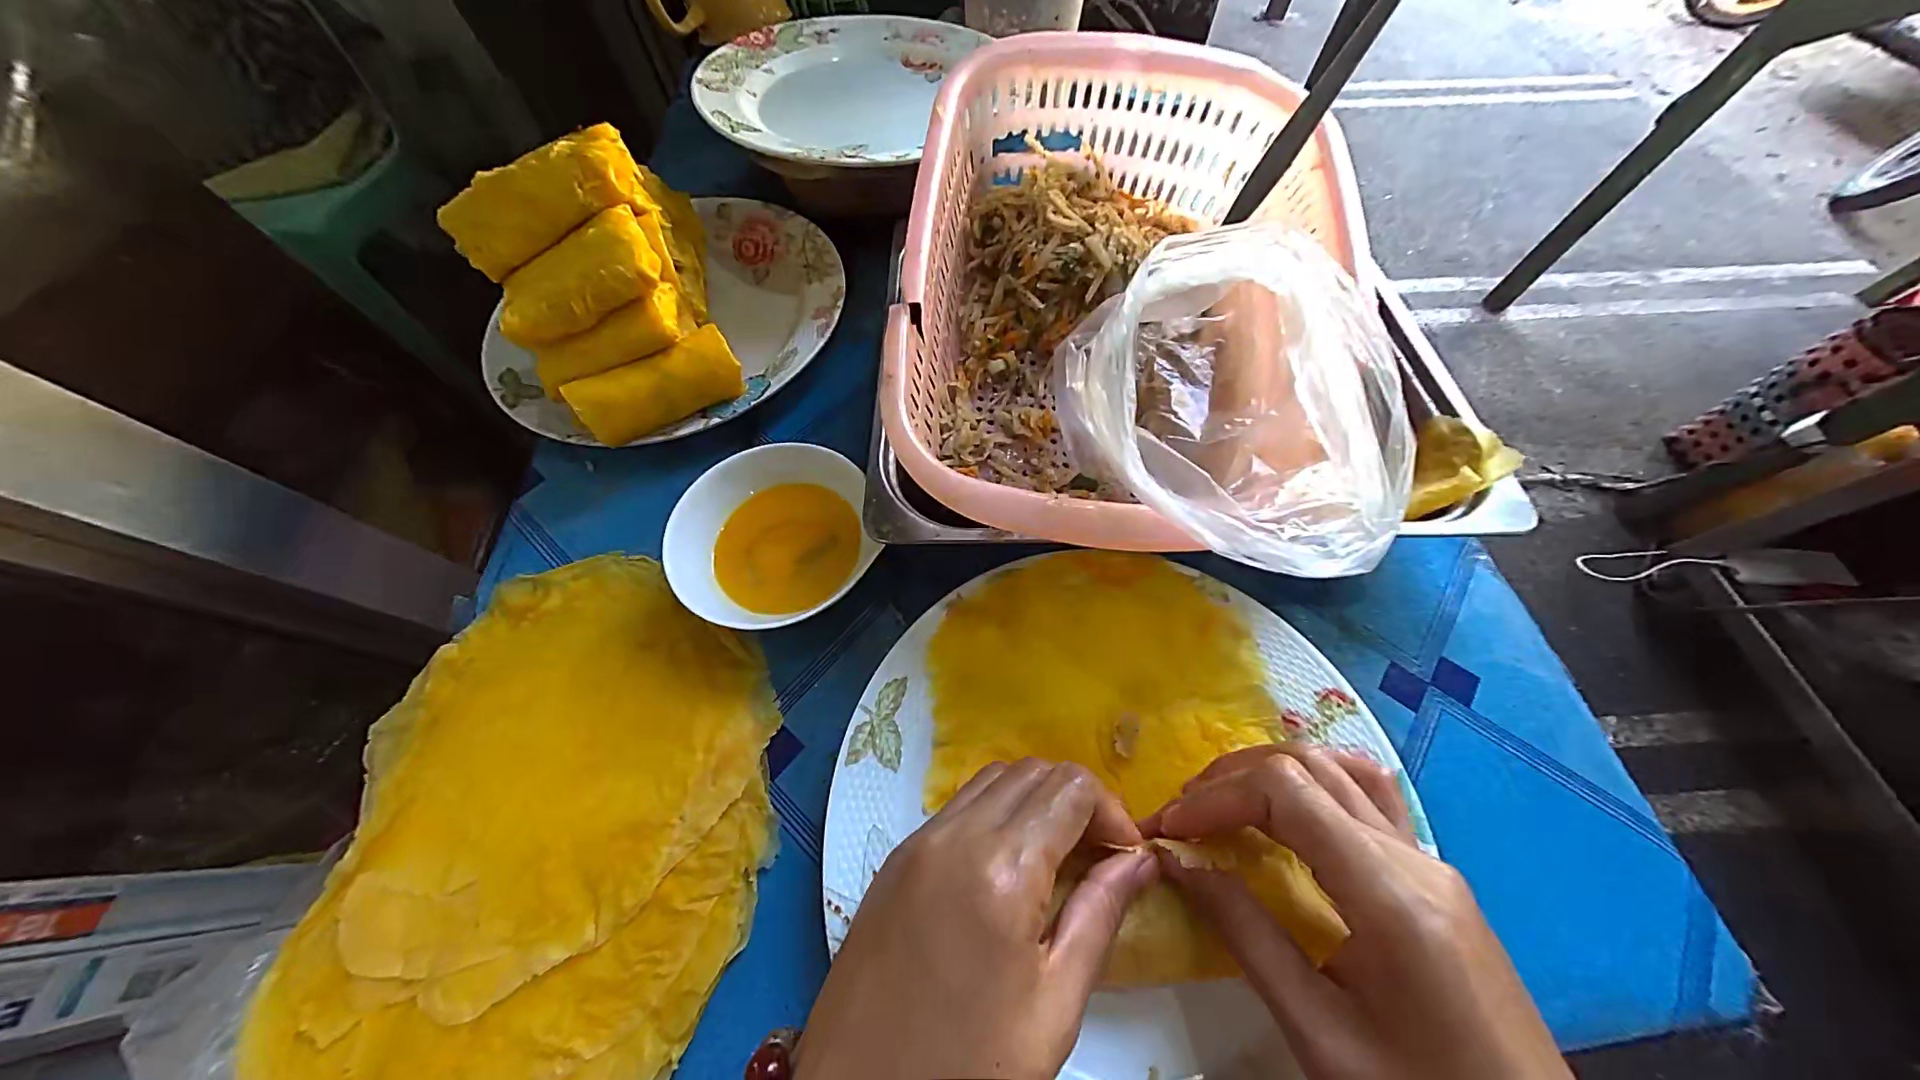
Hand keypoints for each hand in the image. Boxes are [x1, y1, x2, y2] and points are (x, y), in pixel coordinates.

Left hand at [796, 759, 1157, 1079]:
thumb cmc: (970, 1060)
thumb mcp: (1055, 1002)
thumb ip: (1100, 914)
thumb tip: (1140, 860)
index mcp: (1001, 865)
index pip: (1072, 787)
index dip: (1112, 813)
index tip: (1126, 859)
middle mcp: (956, 833)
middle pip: (1033, 771)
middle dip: (1077, 802)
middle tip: (1096, 858)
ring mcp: (918, 839)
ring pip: (993, 779)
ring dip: (1035, 801)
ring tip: (1055, 859)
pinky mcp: (896, 855)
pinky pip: (958, 806)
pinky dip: (995, 814)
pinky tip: (1006, 866)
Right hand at [1145, 744, 1570, 1079]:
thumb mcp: (1319, 1032)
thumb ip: (1246, 934)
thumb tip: (1180, 862)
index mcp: (1389, 893)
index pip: (1285, 790)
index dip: (1216, 796)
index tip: (1170, 828)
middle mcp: (1414, 858)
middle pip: (1308, 765)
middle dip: (1231, 778)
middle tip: (1183, 815)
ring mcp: (1432, 863)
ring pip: (1340, 769)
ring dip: (1269, 772)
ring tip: (1222, 804)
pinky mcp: (1435, 878)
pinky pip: (1368, 797)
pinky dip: (1312, 784)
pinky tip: (1287, 812)